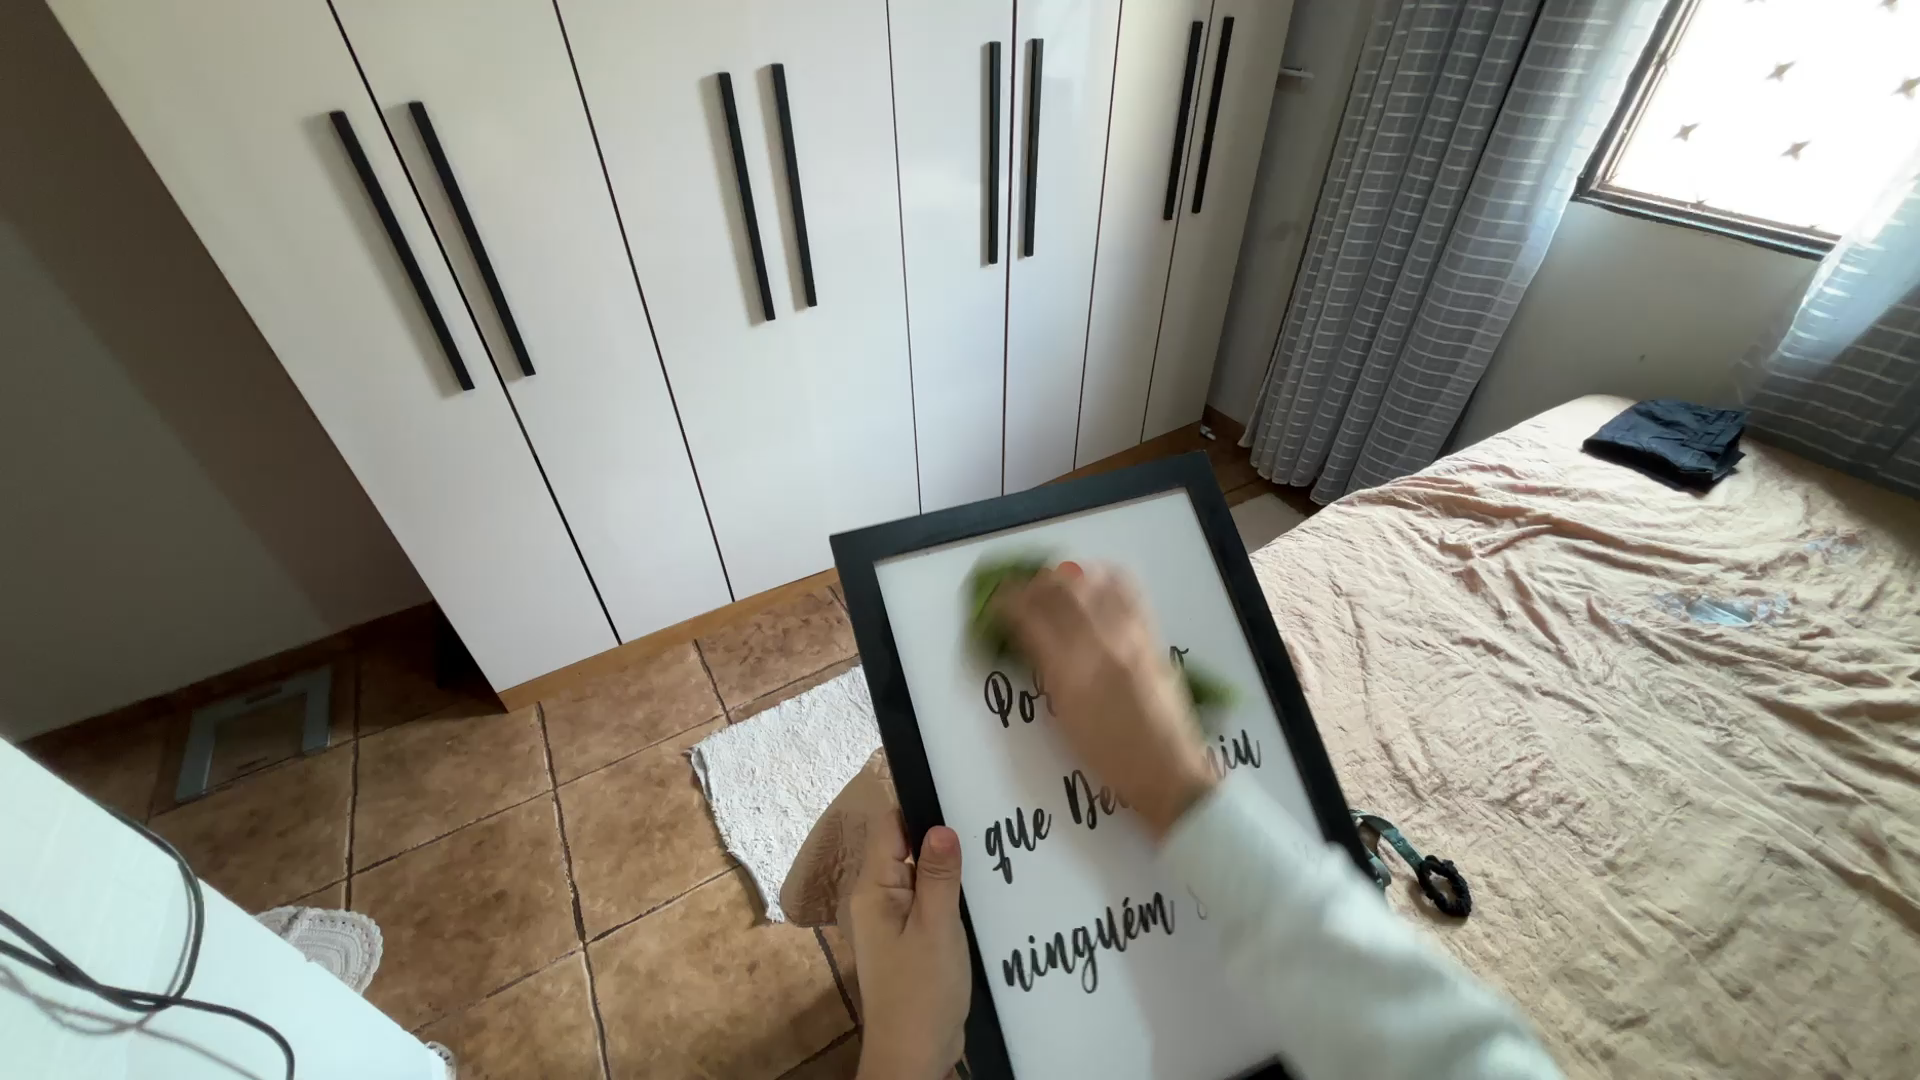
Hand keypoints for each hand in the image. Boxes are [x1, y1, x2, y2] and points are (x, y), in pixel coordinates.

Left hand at [851, 816, 969, 1079]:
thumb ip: (938, 874)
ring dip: (947, 867)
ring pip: (920, 873)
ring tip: (986, 850)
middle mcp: (878, 897)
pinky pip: (927, 898)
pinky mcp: (910, 936)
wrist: (915, 1057)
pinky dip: (948, 893)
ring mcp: (893, 918)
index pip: (889, 826)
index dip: (918, 807)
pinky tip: (978, 889)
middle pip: (906, 846)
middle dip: (939, 837)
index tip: (956, 795)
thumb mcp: (936, 927)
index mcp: (874, 888)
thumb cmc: (922, 991)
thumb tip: (941, 825)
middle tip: (983, 822)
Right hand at [996, 564, 1215, 837]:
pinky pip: (1128, 592)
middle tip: (1022, 589)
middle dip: (1033, 583)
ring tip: (1054, 582)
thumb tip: (1027, 638)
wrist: (1166, 771)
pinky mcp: (1152, 636)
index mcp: (1070, 673)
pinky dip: (1106, 578)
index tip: (997, 599)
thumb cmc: (1108, 756)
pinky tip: (1093, 579)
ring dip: (1067, 576)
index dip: (1008, 603)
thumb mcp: (1063, 718)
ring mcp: (1129, 637)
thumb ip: (1046, 672)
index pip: (1030, 619)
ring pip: (1092, 584)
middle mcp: (1099, 646)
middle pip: (1059, 592)